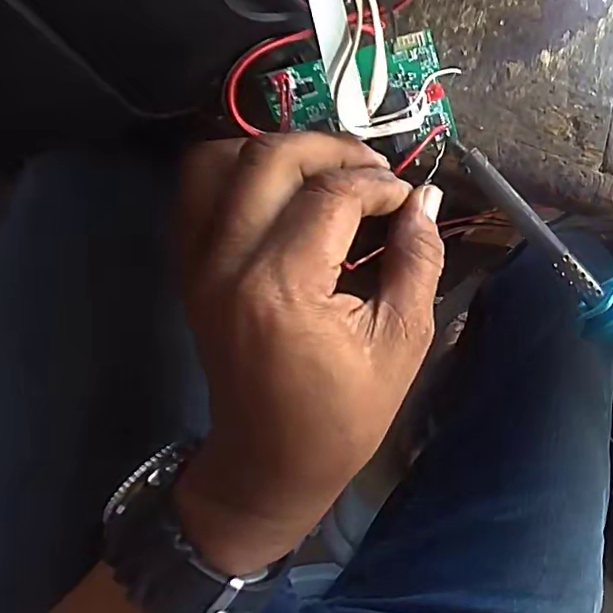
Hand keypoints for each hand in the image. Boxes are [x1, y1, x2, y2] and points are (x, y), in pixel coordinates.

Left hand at [172, 134, 444, 571]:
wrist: (269, 464)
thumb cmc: (346, 413)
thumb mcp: (404, 339)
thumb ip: (418, 259)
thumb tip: (423, 201)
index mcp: (285, 288)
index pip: (331, 195)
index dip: (380, 184)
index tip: (409, 199)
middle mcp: (228, 264)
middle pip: (268, 157)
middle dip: (331, 148)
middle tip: (373, 171)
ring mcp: (198, 264)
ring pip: (217, 159)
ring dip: (278, 151)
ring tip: (327, 172)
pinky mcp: (188, 268)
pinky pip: (198, 191)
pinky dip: (241, 171)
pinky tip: (287, 192)